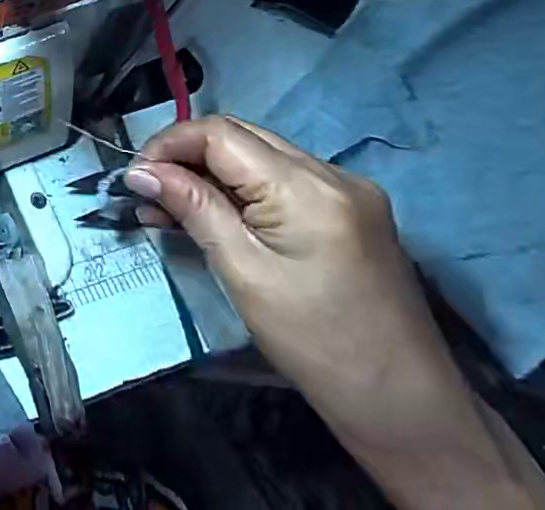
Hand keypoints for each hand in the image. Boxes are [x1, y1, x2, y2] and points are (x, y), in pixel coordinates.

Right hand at [125, 116, 544, 509]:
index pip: (219, 134)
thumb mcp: (242, 271)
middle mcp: (333, 174)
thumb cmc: (317, 342)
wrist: (409, 409)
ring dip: (206, 170)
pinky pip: (278, 178)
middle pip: (238, 135)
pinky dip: (236, 188)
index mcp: (308, 188)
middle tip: (146, 189)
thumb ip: (192, 207)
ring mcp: (347, 191)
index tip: (135, 178)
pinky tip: (209, 213)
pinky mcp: (349, 211)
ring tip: (167, 206)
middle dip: (184, 154)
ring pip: (255, 154)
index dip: (168, 144)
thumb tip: (139, 171)